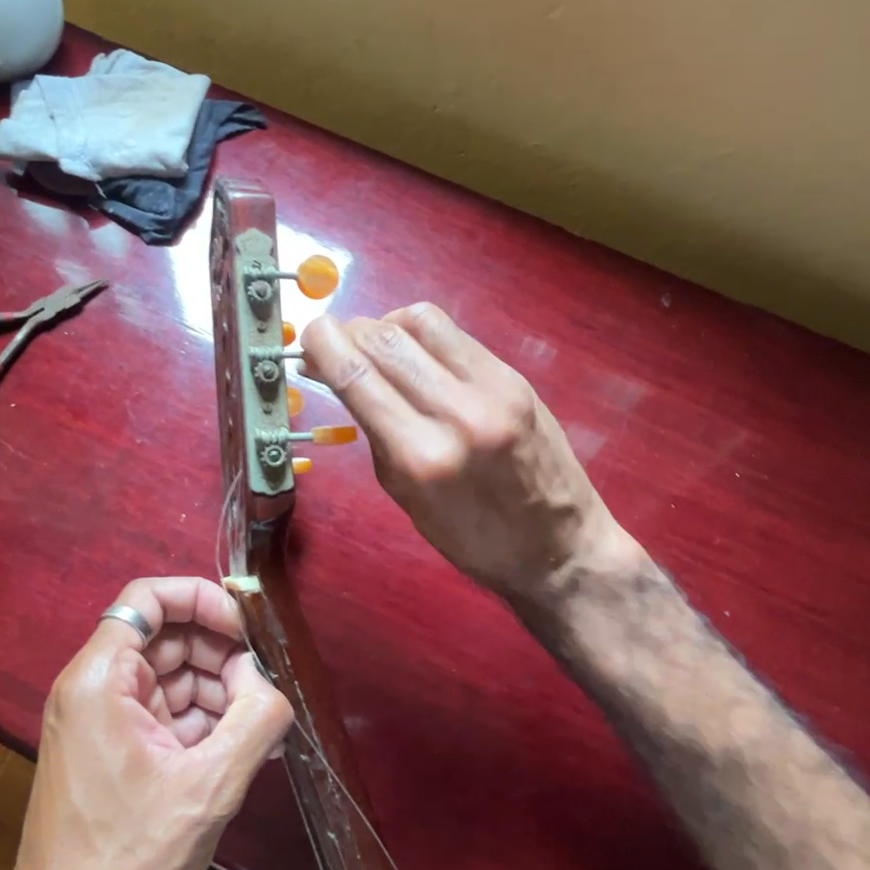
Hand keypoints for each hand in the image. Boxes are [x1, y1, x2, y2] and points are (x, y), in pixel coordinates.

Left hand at [7, 578, 293, 869]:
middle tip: (267, 692)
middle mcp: (97, 690)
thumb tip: (276, 686)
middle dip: (224, 656)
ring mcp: (106, 724)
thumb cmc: (124, 867)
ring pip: (176, 678)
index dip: (202, 599)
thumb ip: (255, 722)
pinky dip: (209, 725)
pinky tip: (247, 751)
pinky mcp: (119, 756)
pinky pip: (172, 717)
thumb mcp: (206, 790)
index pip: (148, 598)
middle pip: (169, 638)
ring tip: (265, 731)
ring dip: (223, 695)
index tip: (247, 629)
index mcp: (100, 680)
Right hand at [301, 303, 627, 604]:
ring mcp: (493, 388)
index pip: (356, 375)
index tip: (308, 339)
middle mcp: (456, 413)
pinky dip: (421, 332)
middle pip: (384, 339)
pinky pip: (454, 334)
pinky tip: (414, 350)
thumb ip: (375, 433)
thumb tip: (342, 378)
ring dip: (385, 324)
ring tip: (375, 344)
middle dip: (347, 331)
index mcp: (420, 456)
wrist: (561, 548)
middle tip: (333, 343)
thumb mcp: (406, 498)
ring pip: (420, 321)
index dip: (323, 344)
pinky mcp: (515, 376)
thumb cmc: (473, 540)